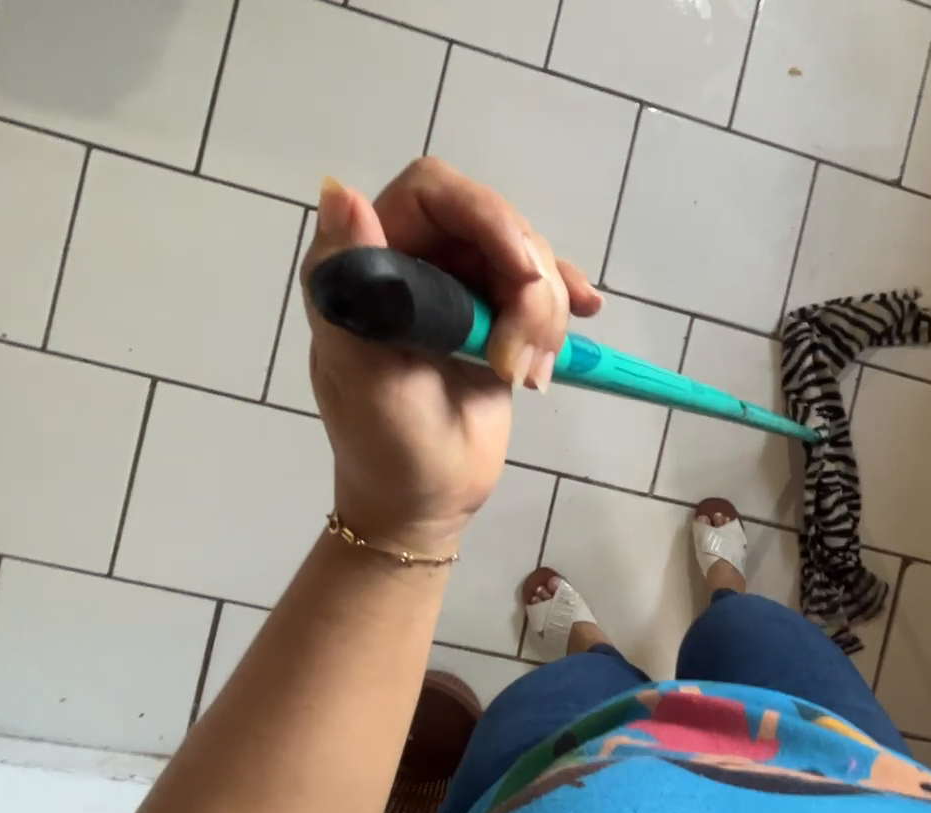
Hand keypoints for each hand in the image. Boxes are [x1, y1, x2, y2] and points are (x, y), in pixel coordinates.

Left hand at [301, 159, 601, 554]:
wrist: (427, 500)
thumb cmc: (386, 447)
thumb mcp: (362, 372)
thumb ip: (350, 288)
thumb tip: (342, 193)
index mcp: (372, 263)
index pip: (435, 194)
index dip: (488, 217)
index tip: (522, 276)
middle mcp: (419, 264)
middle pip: (497, 225)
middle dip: (528, 286)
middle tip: (522, 358)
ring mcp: (463, 292)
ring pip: (530, 260)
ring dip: (546, 315)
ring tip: (530, 376)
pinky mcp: (499, 322)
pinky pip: (544, 289)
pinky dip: (568, 302)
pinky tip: (588, 312)